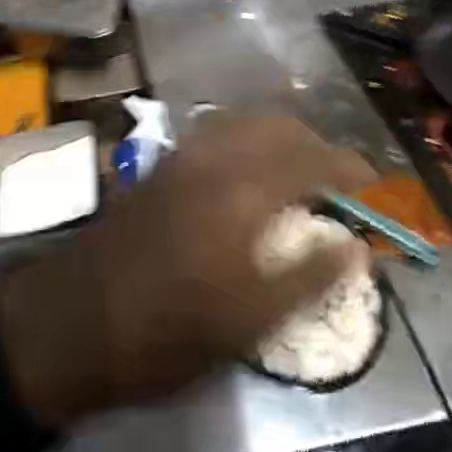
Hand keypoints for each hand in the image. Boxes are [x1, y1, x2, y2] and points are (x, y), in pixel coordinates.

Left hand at [0, 117, 375, 425]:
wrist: (76, 315)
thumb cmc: (167, 327)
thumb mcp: (249, 321)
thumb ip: (310, 277)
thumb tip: (359, 246)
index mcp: (241, 188)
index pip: (311, 159)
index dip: (349, 168)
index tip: (374, 184)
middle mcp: (211, 156)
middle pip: (276, 126)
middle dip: (314, 144)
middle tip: (339, 180)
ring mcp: (178, 155)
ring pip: (241, 123)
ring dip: (277, 138)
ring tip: (300, 173)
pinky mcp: (157, 165)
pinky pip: (213, 134)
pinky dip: (244, 141)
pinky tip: (248, 173)